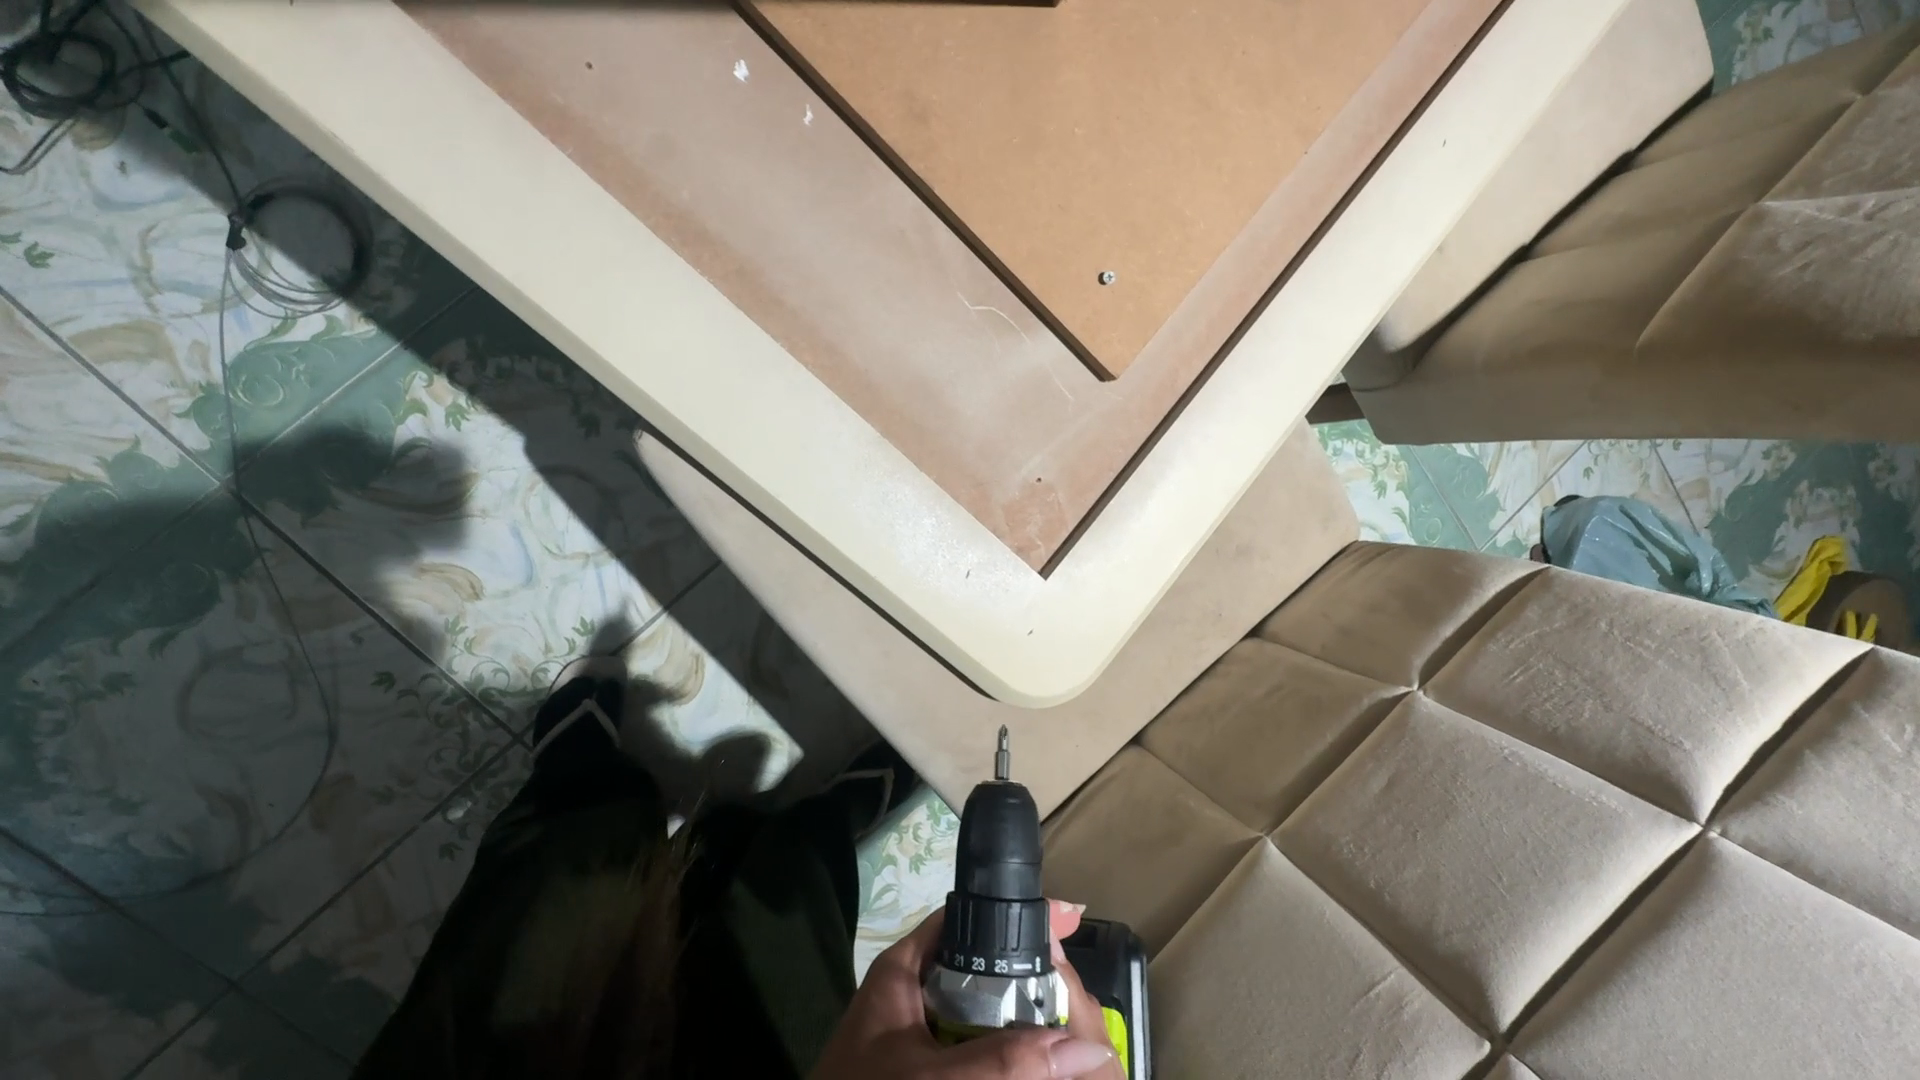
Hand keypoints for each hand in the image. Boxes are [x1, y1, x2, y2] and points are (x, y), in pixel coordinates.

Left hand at [811, 899, 1124, 1079]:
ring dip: (1016, 1013)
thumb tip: (1086, 1050)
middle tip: (1074, 977)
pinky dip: (998, 1048)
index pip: (963, 917)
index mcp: (902, 970)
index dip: (1013, 914)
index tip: (1067, 920)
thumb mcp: (936, 1079)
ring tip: (1065, 1014)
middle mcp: (908, 990)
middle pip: (976, 964)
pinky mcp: (917, 1063)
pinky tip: (1028, 1057)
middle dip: (1024, 971)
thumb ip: (1005, 1062)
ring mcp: (911, 1029)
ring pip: (976, 1008)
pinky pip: (966, 1043)